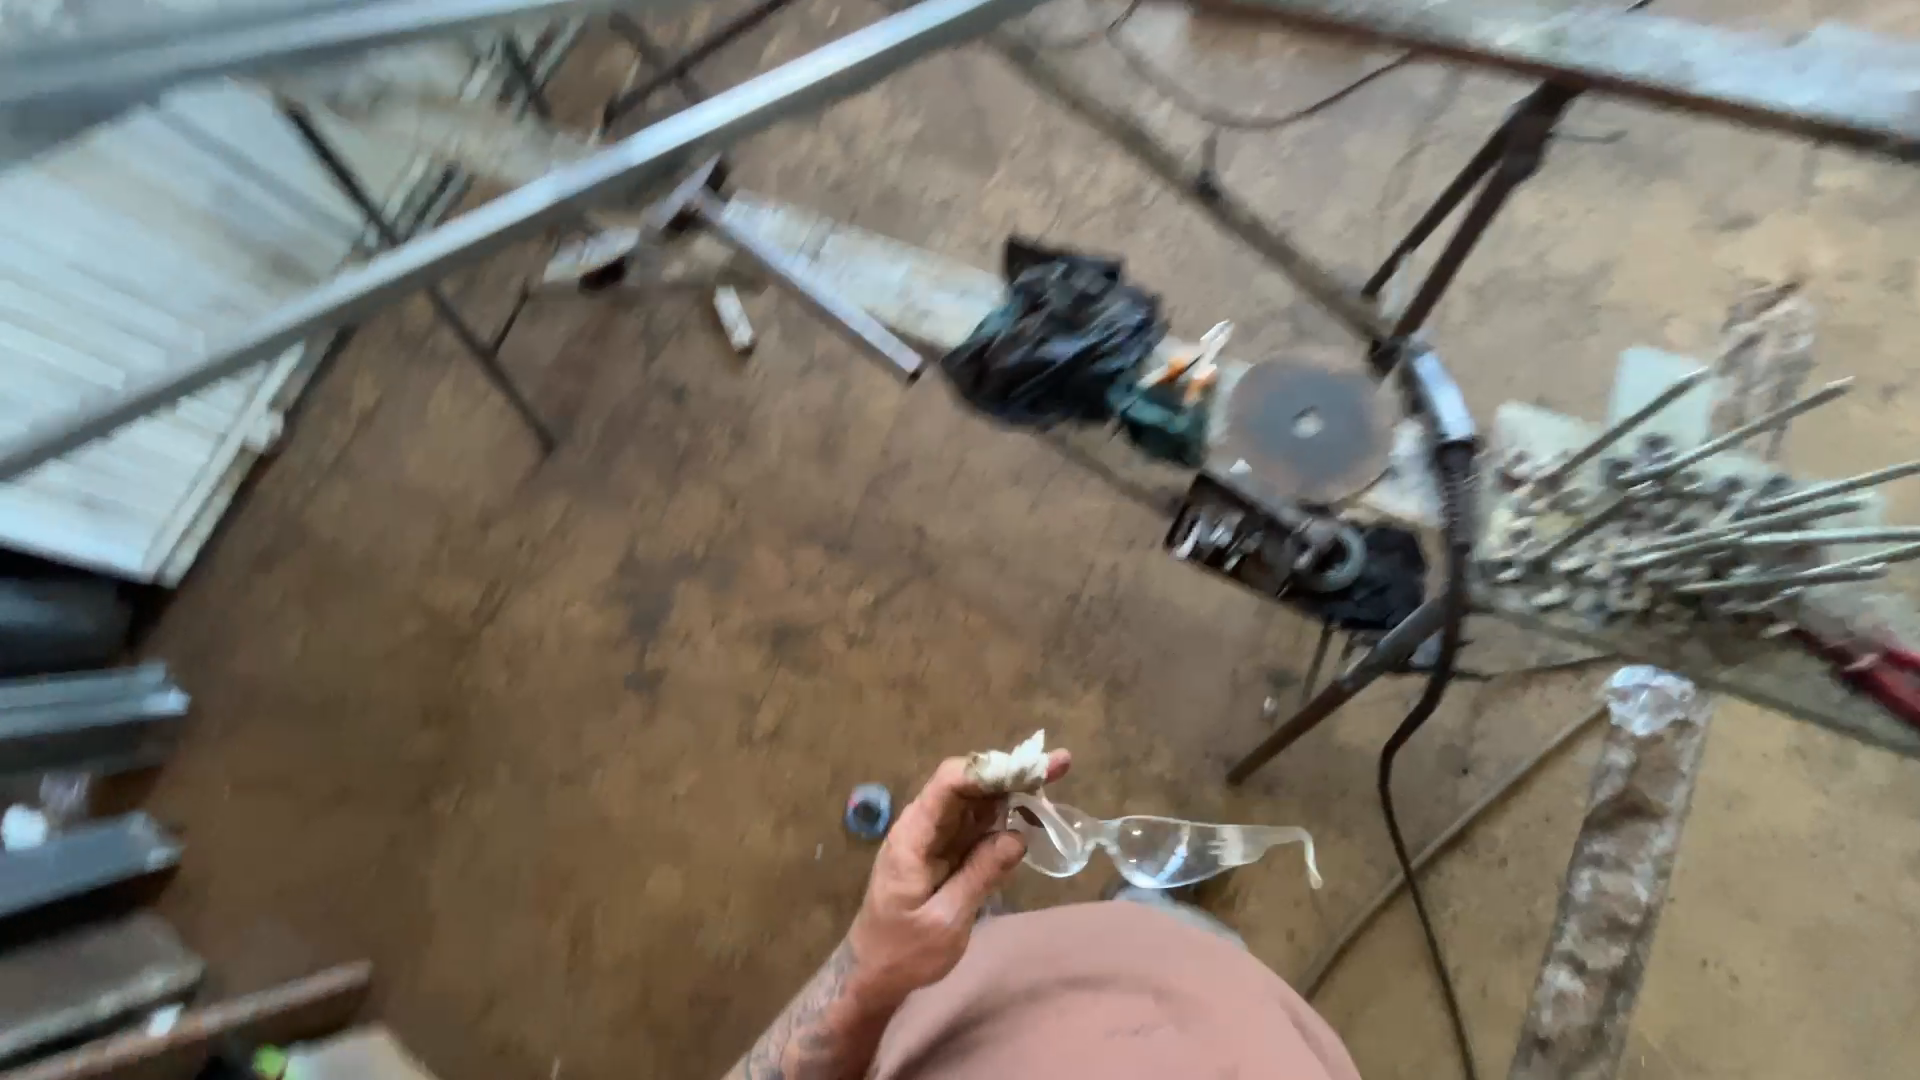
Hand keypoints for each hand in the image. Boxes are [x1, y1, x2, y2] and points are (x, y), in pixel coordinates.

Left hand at [844, 749, 1071, 1005]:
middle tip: (1056, 765)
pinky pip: (977, 822)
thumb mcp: (944, 922)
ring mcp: (934, 836)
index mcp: (913, 835)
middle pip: (967, 783)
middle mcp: (923, 825)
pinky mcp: (946, 850)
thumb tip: (1017, 837)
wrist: (872, 974)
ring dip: (1012, 787)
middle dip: (1010, 771)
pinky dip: (1004, 813)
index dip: (988, 770)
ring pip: (975, 798)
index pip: (948, 784)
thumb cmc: (902, 952)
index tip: (1027, 769)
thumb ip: (979, 876)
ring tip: (1052, 776)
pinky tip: (1031, 808)